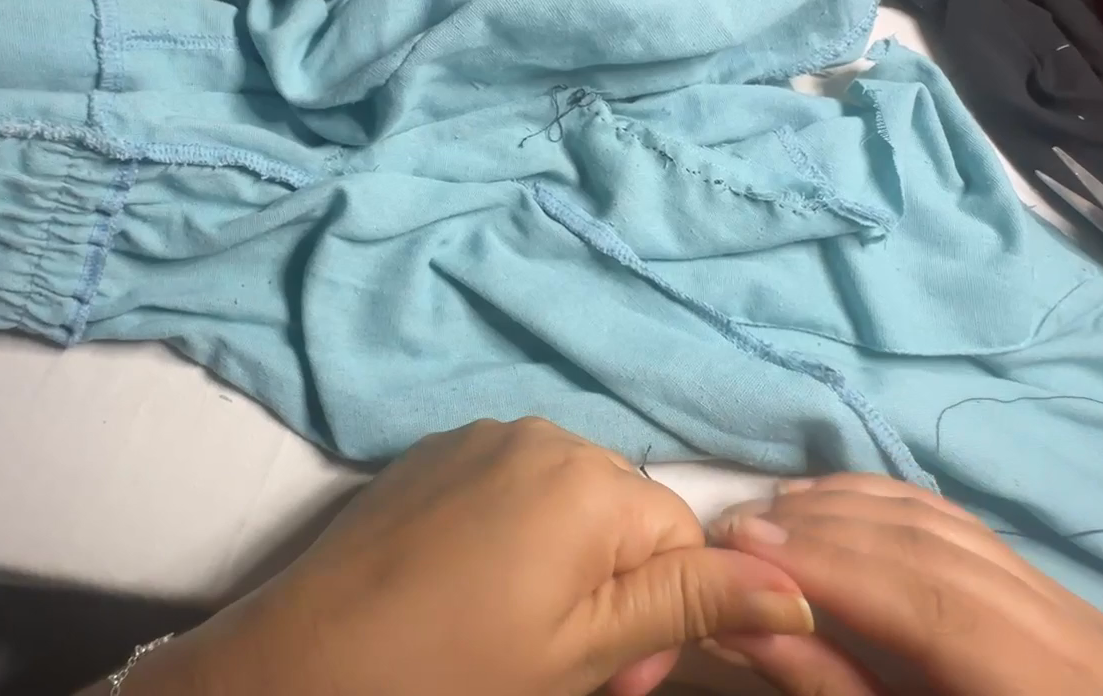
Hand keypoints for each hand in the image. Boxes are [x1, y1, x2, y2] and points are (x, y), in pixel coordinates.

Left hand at [122, 418, 814, 695]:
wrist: (311, 654)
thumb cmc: (458, 665)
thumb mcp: (585, 650)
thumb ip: (687, 604)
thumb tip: (791, 587)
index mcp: (590, 478)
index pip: (682, 535)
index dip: (666, 614)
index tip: (617, 680)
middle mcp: (544, 432)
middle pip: (624, 509)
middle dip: (616, 582)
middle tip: (564, 655)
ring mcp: (485, 431)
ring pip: (568, 495)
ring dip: (566, 555)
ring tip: (512, 617)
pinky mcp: (440, 444)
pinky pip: (511, 478)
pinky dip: (515, 526)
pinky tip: (470, 578)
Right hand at [703, 474, 1102, 695]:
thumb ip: (827, 686)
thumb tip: (734, 621)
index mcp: (1056, 691)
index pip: (929, 599)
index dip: (828, 563)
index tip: (739, 541)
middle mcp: (1082, 636)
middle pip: (931, 547)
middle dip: (823, 527)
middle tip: (738, 523)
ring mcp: (1070, 604)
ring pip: (941, 520)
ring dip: (845, 505)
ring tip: (770, 508)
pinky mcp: (1048, 590)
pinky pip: (957, 523)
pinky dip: (883, 503)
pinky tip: (830, 500)